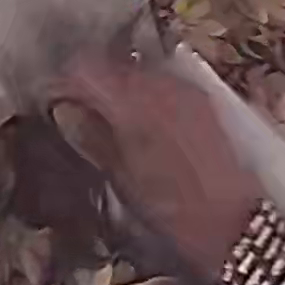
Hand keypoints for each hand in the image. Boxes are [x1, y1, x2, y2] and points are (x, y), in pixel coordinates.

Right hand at [48, 58, 263, 277]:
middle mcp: (156, 82)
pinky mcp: (198, 94)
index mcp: (130, 102)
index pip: (86, 69)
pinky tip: (139, 111)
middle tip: (74, 101)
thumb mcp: (120, 177)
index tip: (51, 95)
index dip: (64, 78)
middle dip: (89, 77)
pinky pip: (159, 78)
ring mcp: (180, 85)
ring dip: (116, 80)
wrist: (232, 222)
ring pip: (136, 68)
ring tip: (105, 107)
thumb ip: (91, 134)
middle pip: (111, 62)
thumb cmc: (169, 207)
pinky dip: (142, 87)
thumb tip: (64, 108)